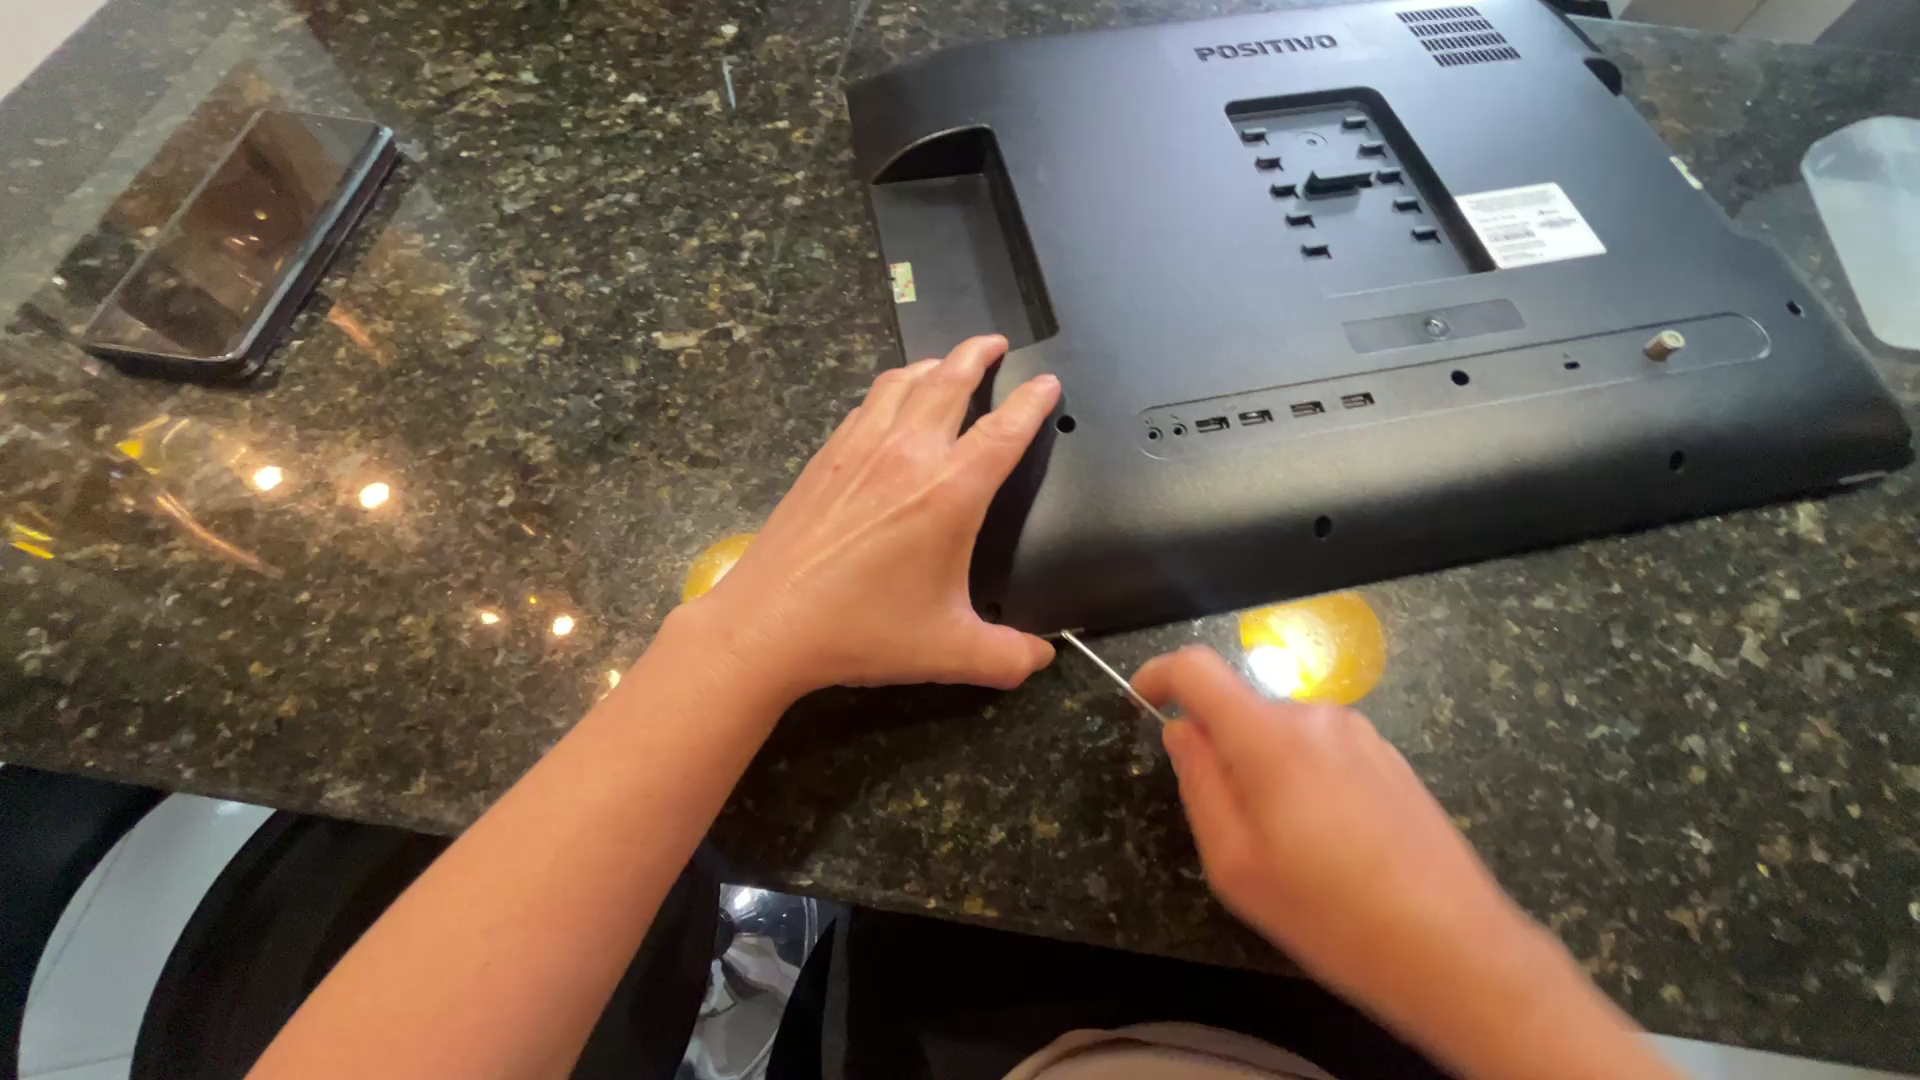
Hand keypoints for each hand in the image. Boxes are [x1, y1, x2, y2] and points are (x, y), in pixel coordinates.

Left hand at [683, 335, 1058, 696]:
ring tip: (948, 362)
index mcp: (950, 491)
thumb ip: (1007, 657)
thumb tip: (1042, 661)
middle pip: (950, 380)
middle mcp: (908, 454)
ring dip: (933, 363)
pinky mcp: (826, 456)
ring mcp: (860, 448)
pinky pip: (868, 403)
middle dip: (979, 353)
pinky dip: (892, 388)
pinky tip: (892, 401)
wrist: (767, 624)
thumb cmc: (862, 631)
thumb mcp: (949, 652)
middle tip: (996, 343)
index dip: (1033, 402)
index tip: (1047, 383)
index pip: (1004, 429)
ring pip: (904, 382)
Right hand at [1133, 646, 1682, 1079]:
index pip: (1197, 668)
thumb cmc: (1332, 914)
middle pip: (1238, 708)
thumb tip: (1183, 731)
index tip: (1141, 701)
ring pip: (1277, 731)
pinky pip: (1318, 747)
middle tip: (1230, 827)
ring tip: (1287, 846)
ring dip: (1261, 768)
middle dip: (1218, 750)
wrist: (1460, 952)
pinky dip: (1299, 776)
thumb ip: (1198, 783)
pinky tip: (1329, 841)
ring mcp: (1358, 732)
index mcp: (1270, 738)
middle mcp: (1315, 717)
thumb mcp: (1236, 864)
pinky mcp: (1387, 755)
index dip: (1159, 675)